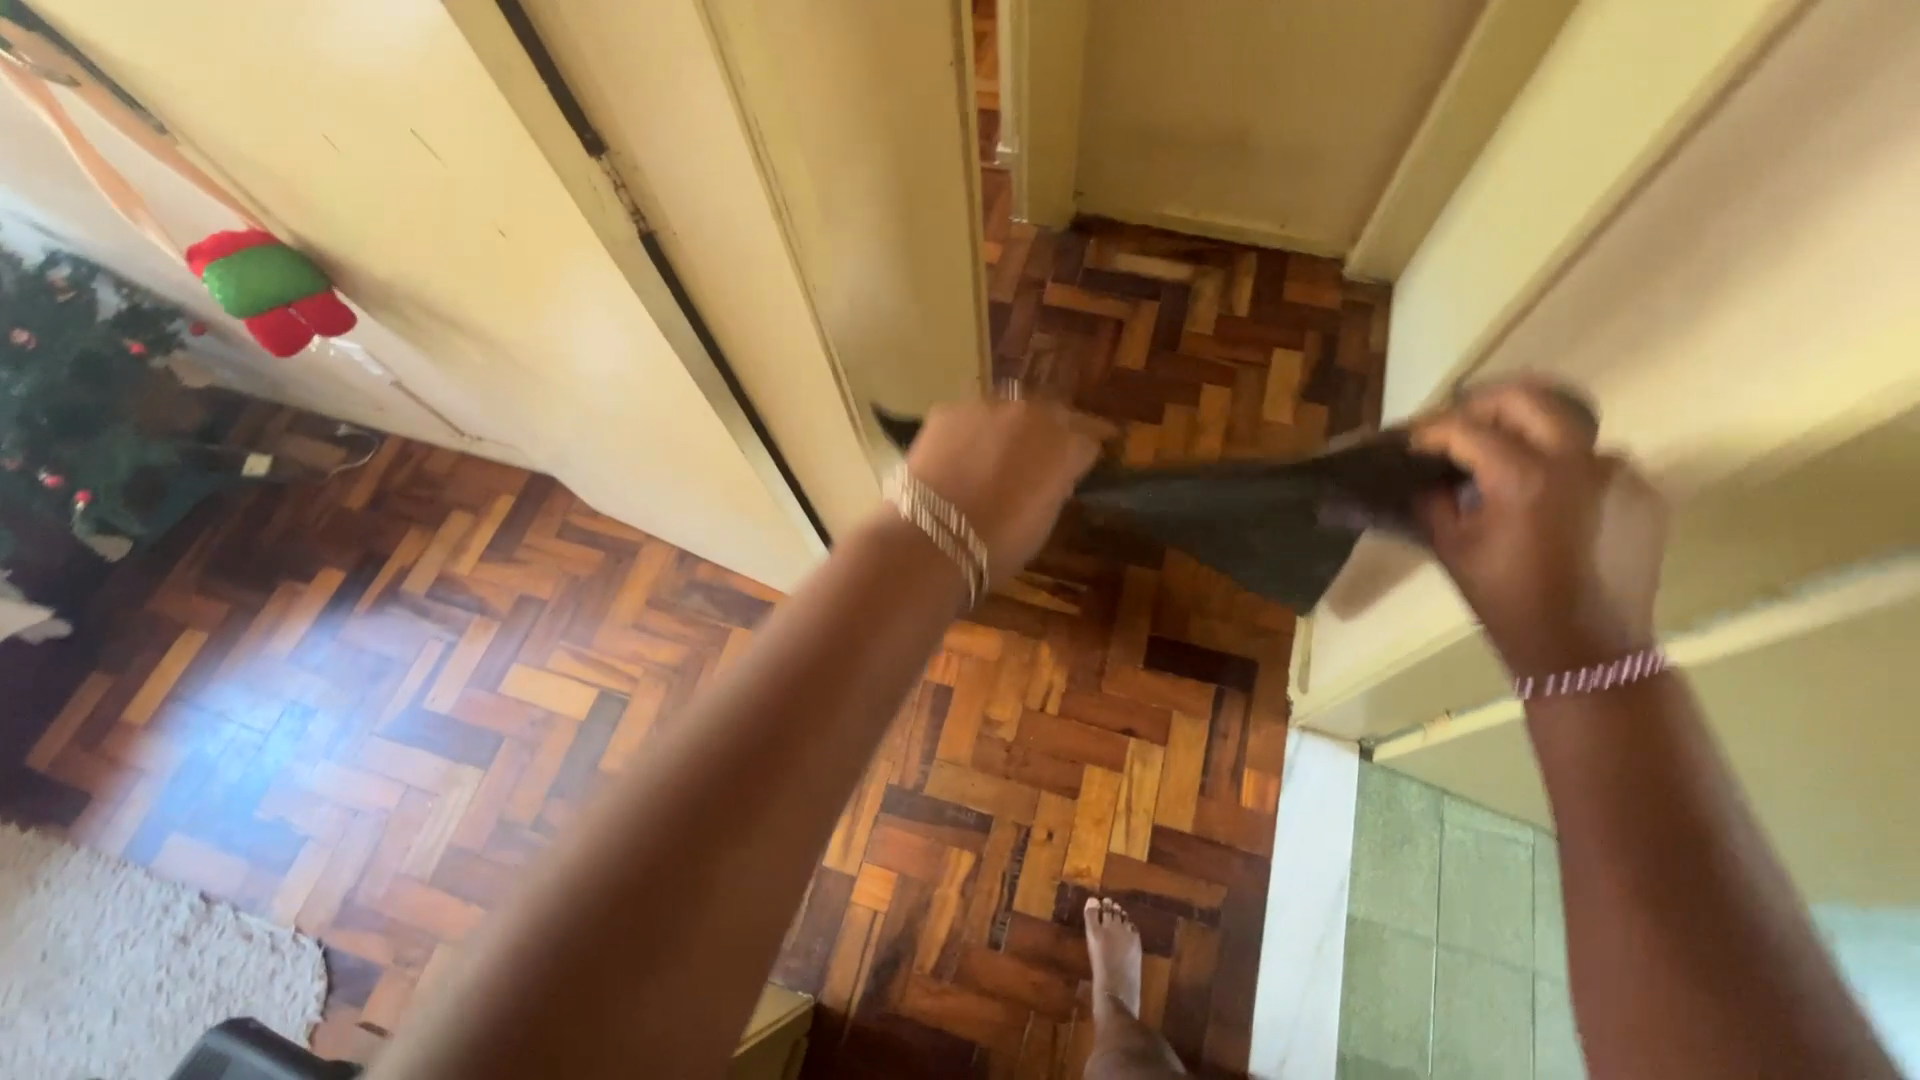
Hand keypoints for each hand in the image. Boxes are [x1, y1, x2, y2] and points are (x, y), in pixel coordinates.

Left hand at [904, 399, 1110, 585]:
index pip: (1088, 440)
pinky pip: (969, 418)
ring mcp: (987, 407)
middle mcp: (1031, 414)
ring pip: (1007, 411)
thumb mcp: (1043, 521)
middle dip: (1051, 432)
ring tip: (995, 454)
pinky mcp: (948, 411)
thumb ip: (1054, 488)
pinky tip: (958, 456)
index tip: (1079, 465)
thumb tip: (1053, 477)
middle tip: (1040, 456)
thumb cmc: (998, 545)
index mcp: (1065, 446)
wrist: (931, 539)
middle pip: (1051, 414)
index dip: (1083, 455)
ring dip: (1007, 429)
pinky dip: (969, 433)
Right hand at [1411, 379, 1668, 674]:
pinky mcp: (1644, 492)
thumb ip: (1436, 499)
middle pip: (1528, 400)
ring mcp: (1621, 473)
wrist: (1586, 651)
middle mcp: (1581, 460)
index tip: (1414, 441)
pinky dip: (1563, 470)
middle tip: (1458, 428)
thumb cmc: (1506, 601)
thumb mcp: (1452, 547)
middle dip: (1485, 406)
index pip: (1467, 429)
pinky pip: (1594, 465)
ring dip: (1529, 438)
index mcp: (1526, 476)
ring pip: (1566, 431)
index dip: (1433, 431)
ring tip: (1504, 467)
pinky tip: (1544, 501)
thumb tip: (1431, 474)